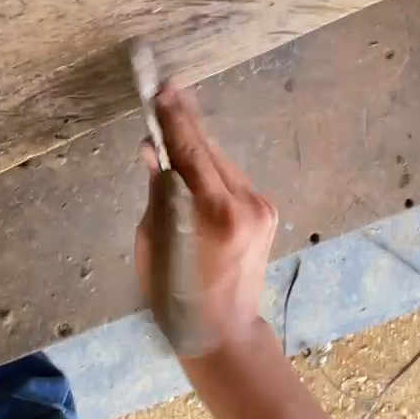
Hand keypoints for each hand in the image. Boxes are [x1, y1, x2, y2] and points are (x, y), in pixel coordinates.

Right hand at [135, 84, 278, 356]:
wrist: (225, 331)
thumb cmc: (176, 294)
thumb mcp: (155, 243)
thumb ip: (158, 192)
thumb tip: (154, 150)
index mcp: (217, 214)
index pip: (191, 153)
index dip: (174, 119)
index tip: (162, 90)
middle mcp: (247, 203)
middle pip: (210, 149)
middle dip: (186, 119)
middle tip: (167, 87)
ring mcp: (261, 206)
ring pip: (220, 160)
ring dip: (196, 140)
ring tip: (174, 111)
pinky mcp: (265, 210)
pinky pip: (229, 176)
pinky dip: (208, 164)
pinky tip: (191, 153)